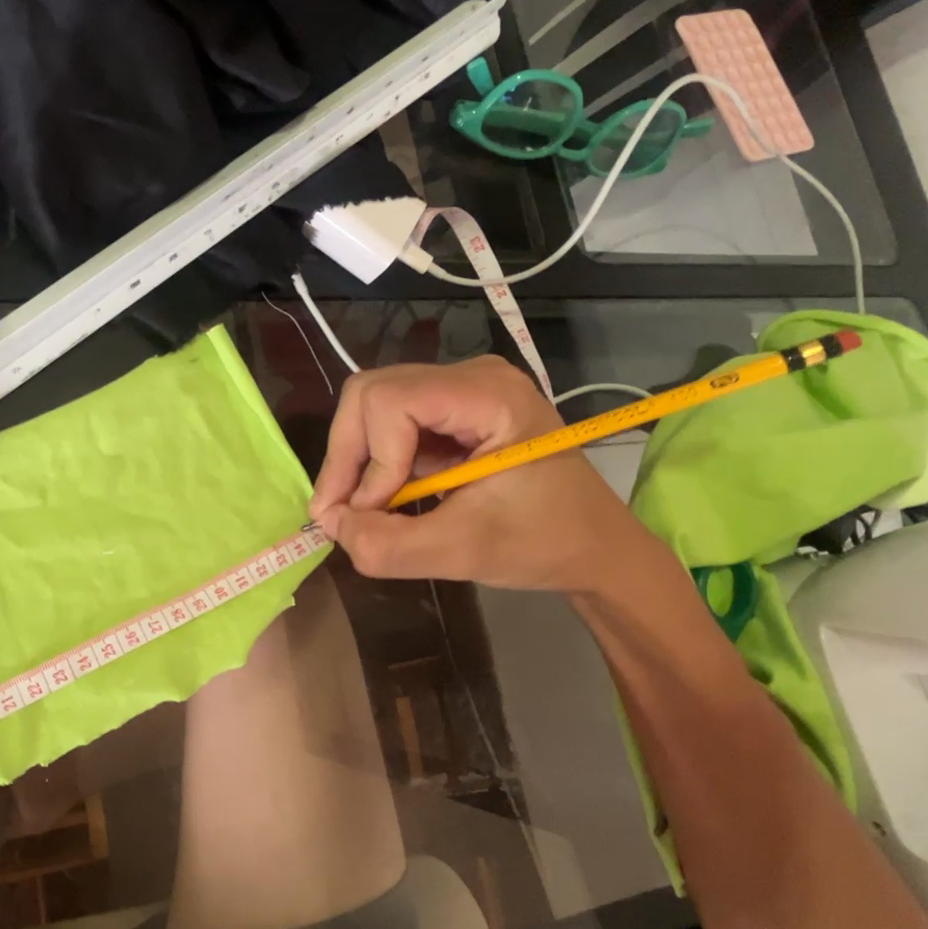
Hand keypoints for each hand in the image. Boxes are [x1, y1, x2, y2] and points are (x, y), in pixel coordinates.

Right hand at [308, 357, 664, 591]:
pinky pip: (390, 422)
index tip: (369, 513)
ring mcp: (461, 388)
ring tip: (364, 509)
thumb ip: (388, 545)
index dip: (368, 458)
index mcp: (489, 396)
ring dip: (359, 461)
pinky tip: (387, 498)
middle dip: (350, 456)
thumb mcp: (463, 552)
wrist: (595, 547)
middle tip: (341, 512)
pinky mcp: (452, 409)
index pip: (390, 400)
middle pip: (372, 394)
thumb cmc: (543, 543)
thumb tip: (332, 526)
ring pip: (373, 405)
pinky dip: (376, 463)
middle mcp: (471, 376)